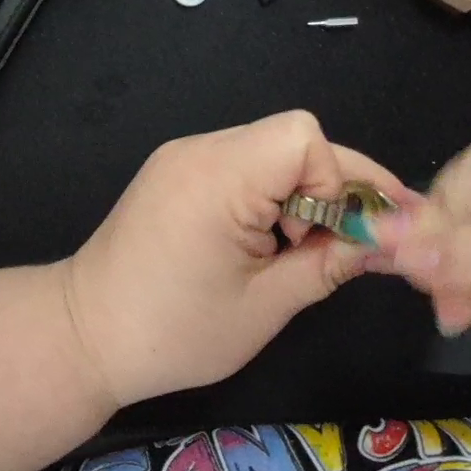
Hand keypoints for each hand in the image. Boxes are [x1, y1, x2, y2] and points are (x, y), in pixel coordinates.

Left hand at [63, 111, 416, 406]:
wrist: (85, 334)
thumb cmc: (175, 332)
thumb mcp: (265, 307)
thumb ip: (329, 265)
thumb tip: (386, 242)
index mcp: (219, 176)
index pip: (303, 136)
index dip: (332, 181)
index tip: (319, 238)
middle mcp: (200, 150)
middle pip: (290, 138)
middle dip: (329, 187)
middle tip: (347, 242)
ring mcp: (182, 155)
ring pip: (268, 149)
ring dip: (298, 192)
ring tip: (296, 248)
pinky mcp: (174, 169)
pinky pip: (240, 162)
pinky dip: (267, 193)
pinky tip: (265, 239)